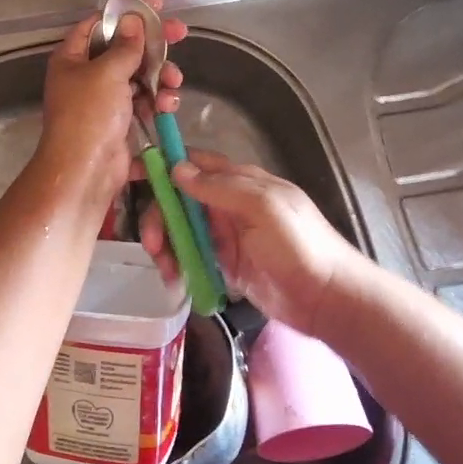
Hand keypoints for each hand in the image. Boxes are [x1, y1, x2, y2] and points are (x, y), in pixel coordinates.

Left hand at [38, 0, 186, 203]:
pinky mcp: (120, 121)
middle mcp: (86, 74)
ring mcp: (103, 99)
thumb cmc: (88, 115)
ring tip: (173, 82)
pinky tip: (167, 105)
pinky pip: (142, 101)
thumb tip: (134, 20)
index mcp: (72, 57)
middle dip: (153, 44)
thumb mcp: (107, 73)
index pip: (100, 23)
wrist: (84, 171)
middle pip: (124, 48)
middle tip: (181, 33)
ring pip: (138, 75)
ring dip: (158, 75)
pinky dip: (156, 100)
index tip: (157, 5)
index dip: (127, 12)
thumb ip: (125, 46)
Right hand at [140, 150, 356, 334]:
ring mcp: (226, 236)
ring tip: (166, 269)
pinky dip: (178, 264)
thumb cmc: (300, 246)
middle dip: (160, 217)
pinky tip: (175, 279)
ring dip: (166, 244)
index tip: (133, 174)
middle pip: (179, 199)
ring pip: (181, 229)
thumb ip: (220, 187)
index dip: (163, 165)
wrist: (329, 300)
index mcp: (240, 181)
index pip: (194, 163)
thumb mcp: (263, 207)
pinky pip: (191, 256)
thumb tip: (177, 168)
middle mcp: (228, 204)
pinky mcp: (225, 265)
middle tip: (152, 244)